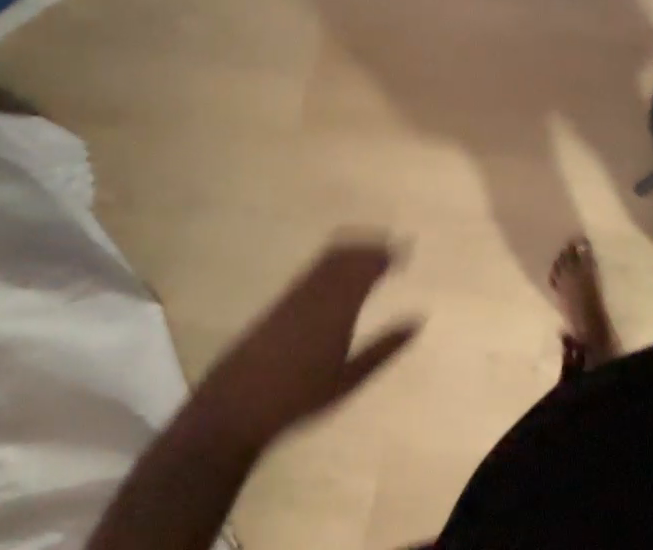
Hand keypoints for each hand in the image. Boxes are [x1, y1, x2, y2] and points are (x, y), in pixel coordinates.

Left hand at [188, 241, 420, 452]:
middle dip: (370, 245)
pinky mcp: (277, 304)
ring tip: (369, 256)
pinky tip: (337, 276)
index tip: (405, 250)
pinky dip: (332, 262)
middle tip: (391, 248)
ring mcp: (293, 296)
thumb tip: (418, 320)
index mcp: (339, 308)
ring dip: (351, 250)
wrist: (234, 408)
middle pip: (347, 253)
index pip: (367, 266)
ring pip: (327, 258)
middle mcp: (316, 293)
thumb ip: (384, 348)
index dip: (388, 253)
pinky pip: (312, 269)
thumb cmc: (299, 398)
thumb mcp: (349, 380)